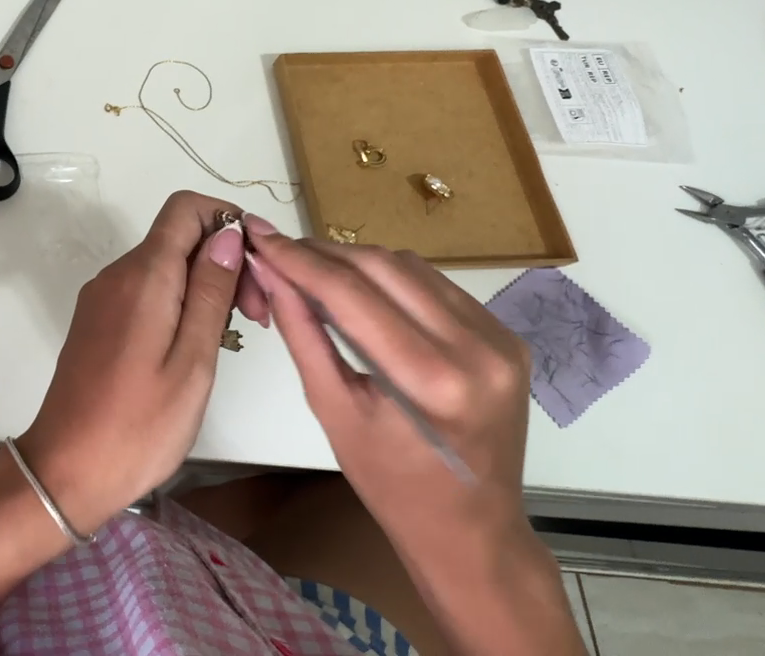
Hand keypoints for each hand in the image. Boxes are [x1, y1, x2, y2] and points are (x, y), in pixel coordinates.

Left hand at [14, 190, 248, 533]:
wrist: (67, 468)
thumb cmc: (140, 424)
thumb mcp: (192, 360)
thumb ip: (209, 291)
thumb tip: (227, 232)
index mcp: (142, 276)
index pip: (184, 208)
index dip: (227, 221)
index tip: (258, 268)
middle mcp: (116, 274)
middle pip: (177, 237)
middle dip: (224, 262)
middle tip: (256, 320)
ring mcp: (102, 298)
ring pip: (164, 266)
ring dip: (204, 287)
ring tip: (230, 340)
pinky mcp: (98, 321)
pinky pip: (146, 292)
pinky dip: (178, 304)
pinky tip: (194, 347)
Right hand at [243, 221, 533, 557]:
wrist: (472, 529)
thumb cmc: (390, 483)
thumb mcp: (332, 409)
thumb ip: (301, 332)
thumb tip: (268, 272)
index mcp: (431, 379)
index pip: (350, 292)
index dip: (297, 259)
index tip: (258, 236)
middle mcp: (476, 348)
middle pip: (382, 267)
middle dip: (321, 252)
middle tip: (277, 250)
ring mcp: (500, 338)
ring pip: (410, 266)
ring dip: (354, 259)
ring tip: (311, 269)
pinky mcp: (506, 334)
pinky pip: (435, 284)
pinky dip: (389, 276)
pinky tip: (359, 288)